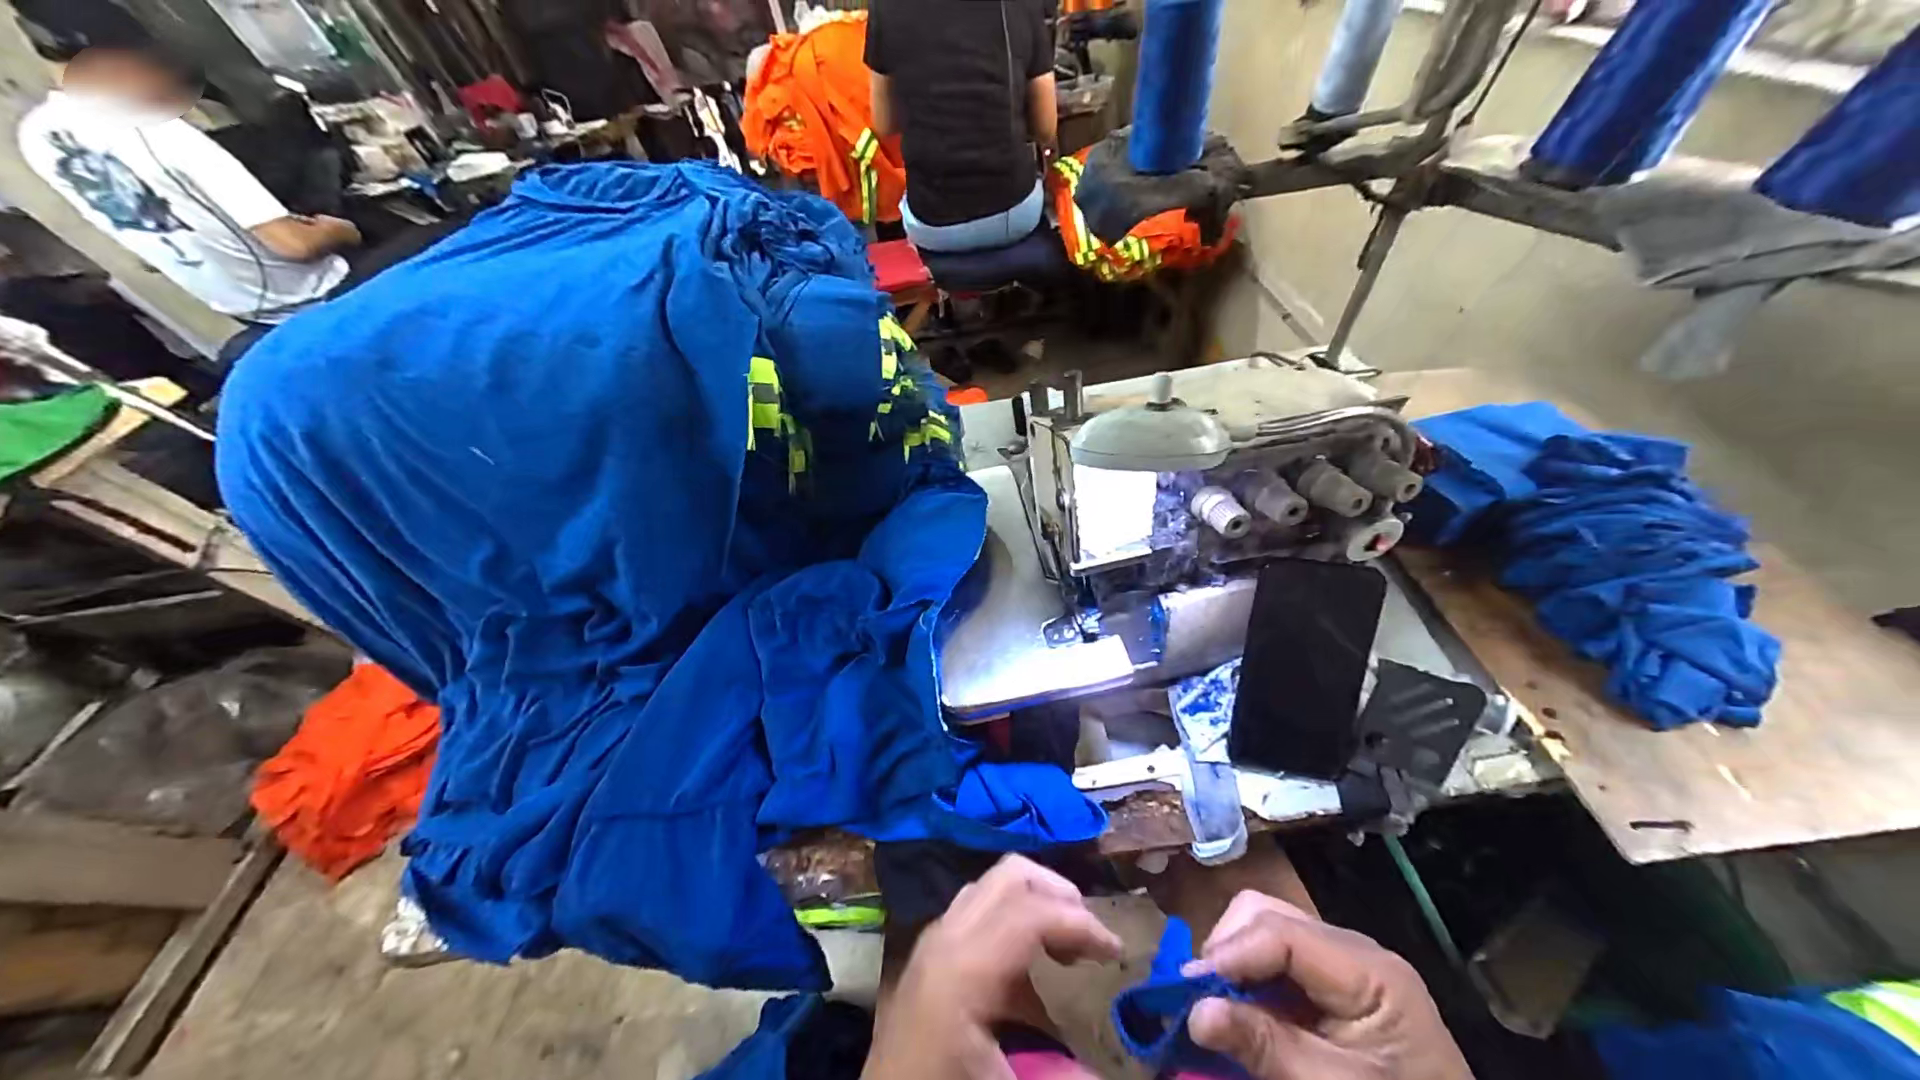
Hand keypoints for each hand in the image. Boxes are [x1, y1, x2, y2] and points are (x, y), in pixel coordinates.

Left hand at [863, 855, 1122, 1079]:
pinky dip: (1014, 917)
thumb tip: (1107, 1070)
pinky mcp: (930, 951)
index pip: (1032, 912)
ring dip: (1036, 901)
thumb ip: (1059, 1074)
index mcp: (965, 967)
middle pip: (1010, 875)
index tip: (1117, 951)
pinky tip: (1031, 967)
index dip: (1082, 923)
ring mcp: (934, 938)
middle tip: (1090, 937)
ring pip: (992, 885)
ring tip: (1067, 947)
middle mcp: (947, 936)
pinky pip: (978, 908)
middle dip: (1058, 894)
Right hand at [1185, 891, 1472, 1079]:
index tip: (1188, 990)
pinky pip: (1276, 951)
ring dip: (1235, 959)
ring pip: (1265, 924)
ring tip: (1224, 1006)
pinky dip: (1251, 973)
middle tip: (1205, 999)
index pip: (1279, 932)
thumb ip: (1264, 1046)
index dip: (1228, 953)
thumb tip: (1193, 1013)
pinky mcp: (1334, 977)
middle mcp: (1354, 948)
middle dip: (1227, 949)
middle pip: (1268, 914)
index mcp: (1369, 970)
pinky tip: (1247, 1009)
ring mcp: (1344, 959)